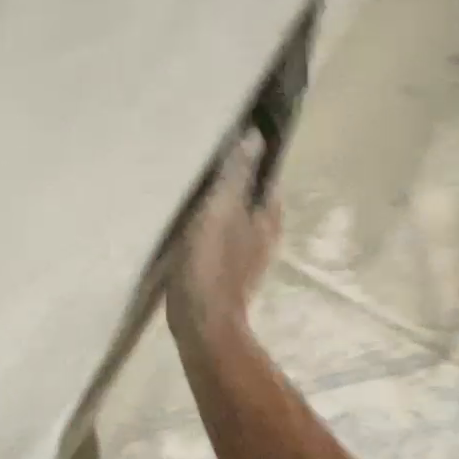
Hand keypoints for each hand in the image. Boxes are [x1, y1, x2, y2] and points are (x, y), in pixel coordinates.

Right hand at [167, 131, 282, 335]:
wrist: (201, 323)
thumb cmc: (212, 263)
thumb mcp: (221, 208)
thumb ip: (237, 172)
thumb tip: (254, 135)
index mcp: (269, 216)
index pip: (267, 175)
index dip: (251, 156)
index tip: (229, 140)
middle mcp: (264, 236)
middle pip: (250, 198)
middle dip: (233, 181)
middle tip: (204, 164)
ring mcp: (245, 259)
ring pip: (234, 220)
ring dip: (218, 207)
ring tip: (192, 191)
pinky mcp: (224, 276)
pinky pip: (218, 242)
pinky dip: (207, 230)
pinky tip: (188, 228)